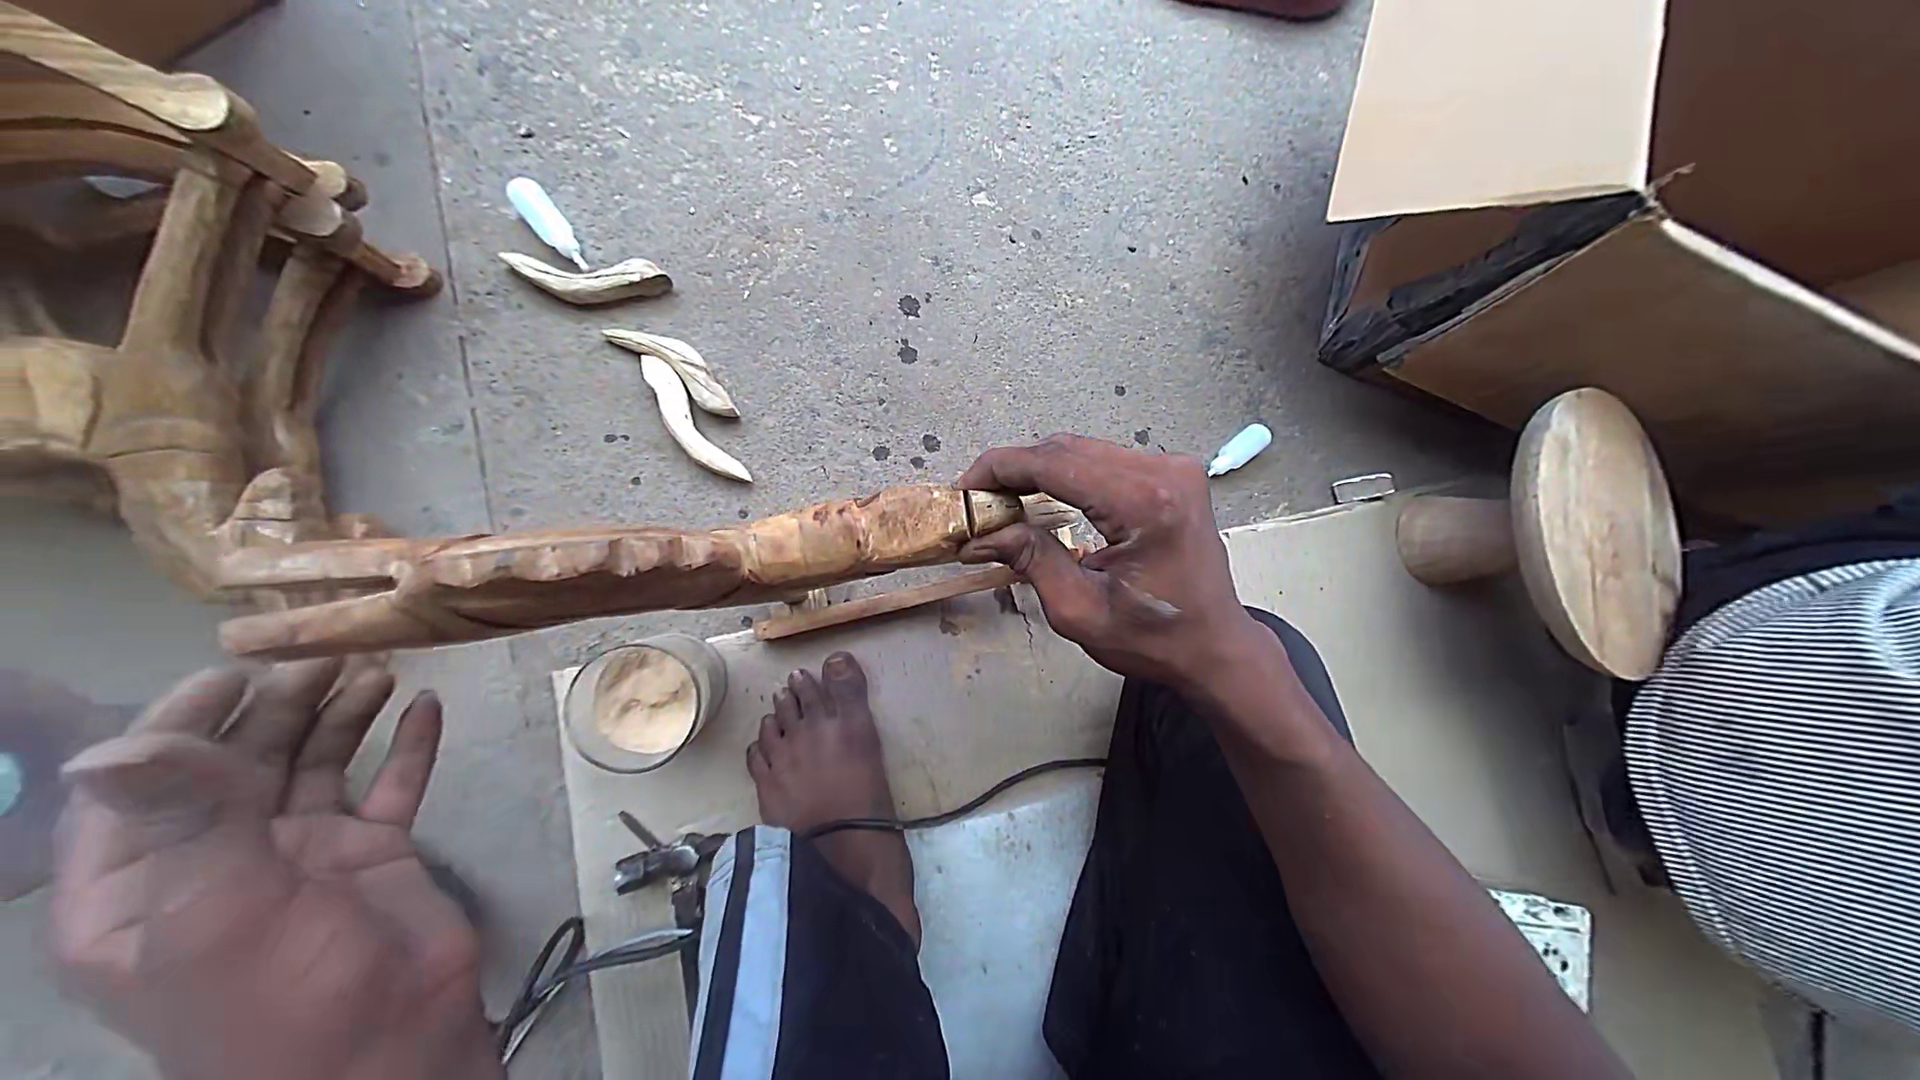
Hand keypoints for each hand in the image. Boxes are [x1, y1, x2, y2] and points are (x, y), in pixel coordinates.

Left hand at [49, 661, 500, 1079]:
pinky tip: (428, 710)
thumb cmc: (282, 988)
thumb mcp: (221, 911)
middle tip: (333, 659)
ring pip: (320, 766)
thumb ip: (185, 823)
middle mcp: (222, 858)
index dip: (180, 723)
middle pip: (246, 764)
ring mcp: (305, 853)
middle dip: (284, 707)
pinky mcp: (374, 851)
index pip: (144, 787)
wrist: (390, 1036)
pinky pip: (389, 785)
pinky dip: (408, 746)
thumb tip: (111, 748)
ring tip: (381, 672)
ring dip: (348, 717)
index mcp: (147, 883)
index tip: (238, 670)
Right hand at [957, 434, 1276, 694]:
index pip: (1054, 462)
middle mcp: (1164, 472)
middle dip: (1014, 468)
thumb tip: (980, 537)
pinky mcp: (1172, 474)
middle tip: (979, 502)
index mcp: (1145, 504)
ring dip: (1037, 469)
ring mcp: (1173, 468)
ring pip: (1083, 449)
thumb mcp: (1079, 610)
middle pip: (1067, 448)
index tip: (966, 488)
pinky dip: (1065, 473)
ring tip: (1003, 500)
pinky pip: (1104, 460)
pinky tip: (1042, 495)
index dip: (1000, 468)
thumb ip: (1030, 560)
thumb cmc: (1154, 640)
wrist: (1215, 646)